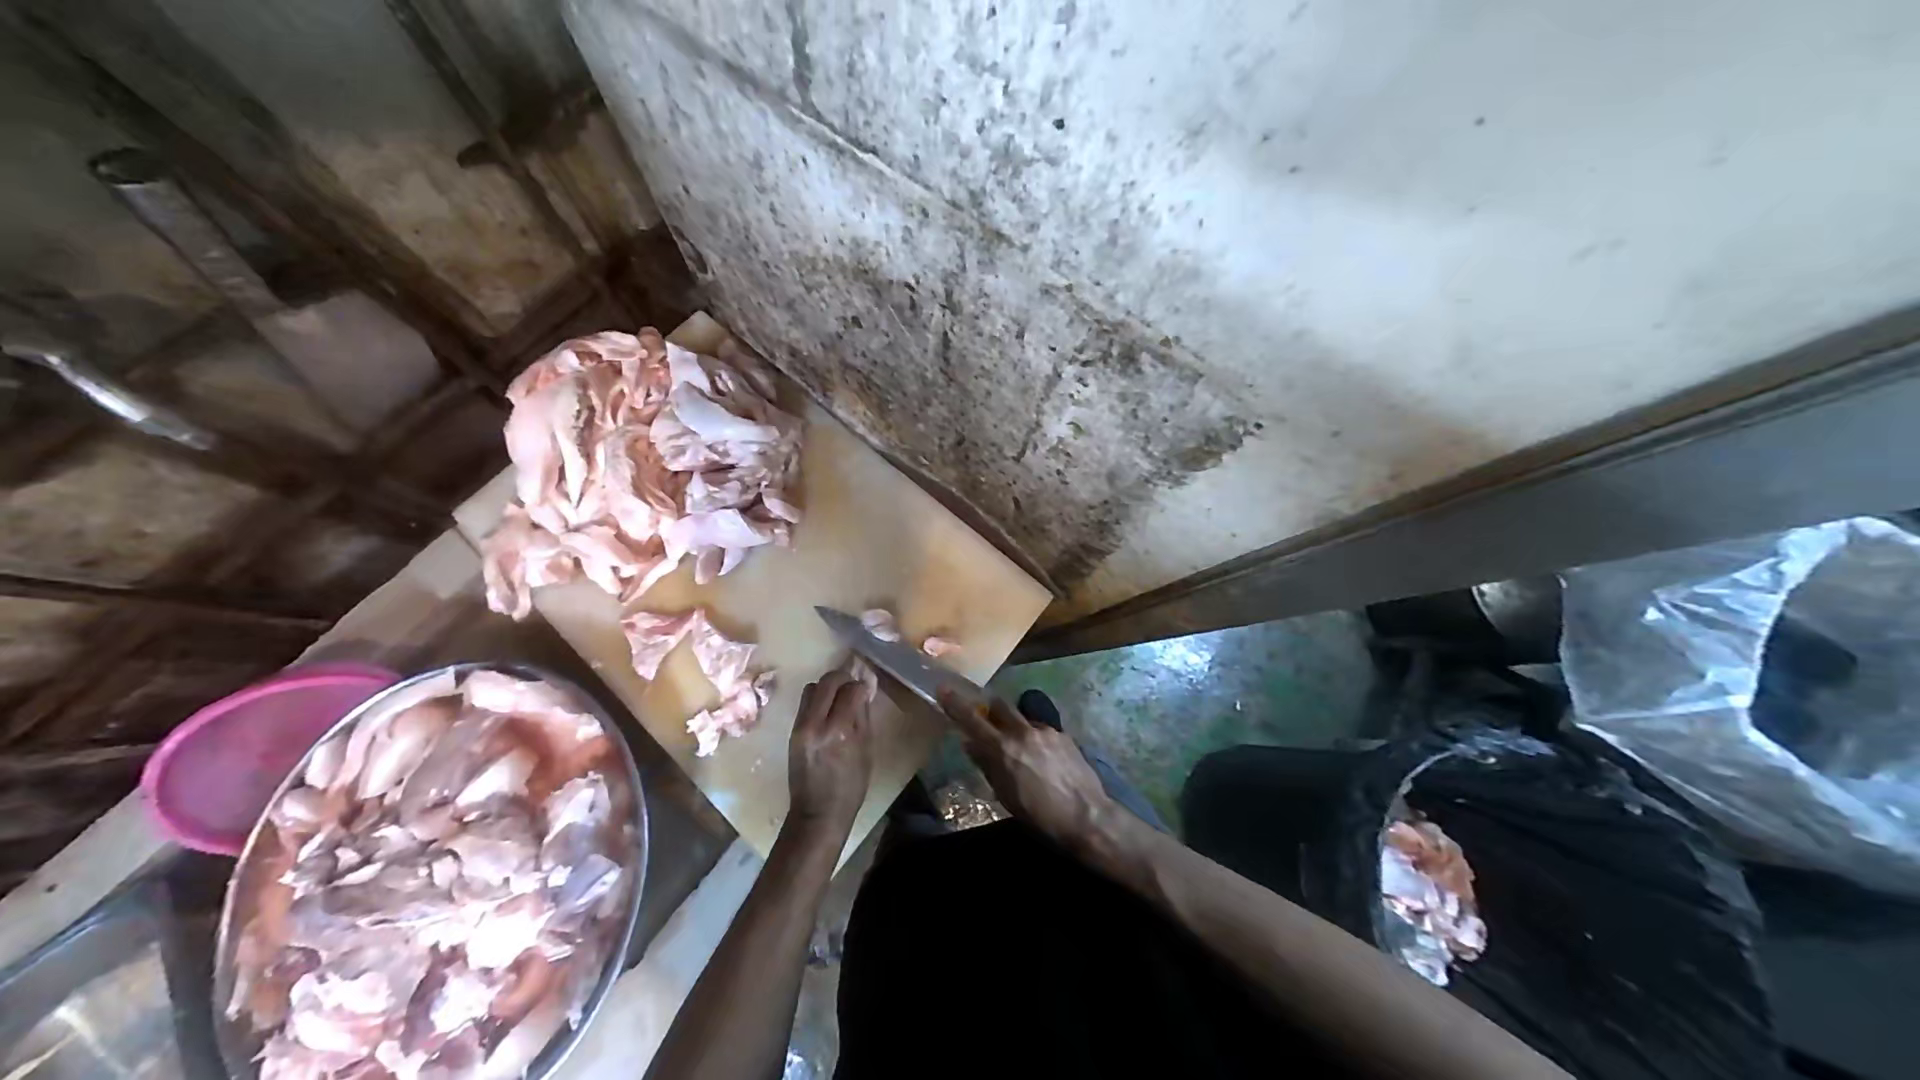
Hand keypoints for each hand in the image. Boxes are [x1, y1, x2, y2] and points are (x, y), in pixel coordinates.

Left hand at [786, 670, 873, 840]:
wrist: (817, 813)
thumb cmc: (850, 786)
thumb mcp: (866, 750)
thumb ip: (863, 716)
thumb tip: (865, 689)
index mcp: (839, 731)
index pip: (851, 689)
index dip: (862, 686)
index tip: (867, 691)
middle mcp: (815, 723)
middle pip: (828, 680)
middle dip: (844, 678)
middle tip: (853, 688)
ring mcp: (800, 726)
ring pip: (813, 687)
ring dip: (828, 688)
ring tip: (839, 700)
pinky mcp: (791, 731)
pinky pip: (805, 702)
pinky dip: (818, 700)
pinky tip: (828, 712)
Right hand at [938, 690, 1120, 855]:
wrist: (1086, 817)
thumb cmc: (1040, 815)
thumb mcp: (1005, 796)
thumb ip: (987, 765)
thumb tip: (971, 745)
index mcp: (1003, 748)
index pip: (972, 720)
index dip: (956, 703)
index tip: (944, 688)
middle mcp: (1023, 732)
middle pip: (999, 705)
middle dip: (989, 708)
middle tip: (985, 719)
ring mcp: (1046, 731)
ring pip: (1022, 717)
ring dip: (1014, 726)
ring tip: (1019, 748)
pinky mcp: (1064, 735)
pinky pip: (1041, 729)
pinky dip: (1034, 738)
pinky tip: (1042, 758)